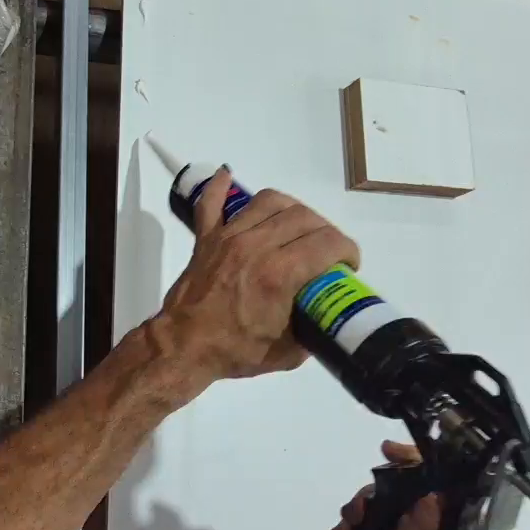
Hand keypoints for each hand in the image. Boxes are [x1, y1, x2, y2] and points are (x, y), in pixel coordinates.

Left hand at [150, 169, 358, 383]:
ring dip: (290, 209)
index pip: (328, 243)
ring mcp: (228, 238)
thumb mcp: (286, 352)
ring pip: (268, 201)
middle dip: (325, 231)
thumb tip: (326, 316)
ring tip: (296, 227)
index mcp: (280, 274)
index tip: (347, 264)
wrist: (182, 348)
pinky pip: (211, 203)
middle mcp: (256, 247)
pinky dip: (220, 187)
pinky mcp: (205, 239)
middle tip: (325, 251)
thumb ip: (311, 330)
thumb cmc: (233, 352)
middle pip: (304, 217)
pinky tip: (228, 177)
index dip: (347, 250)